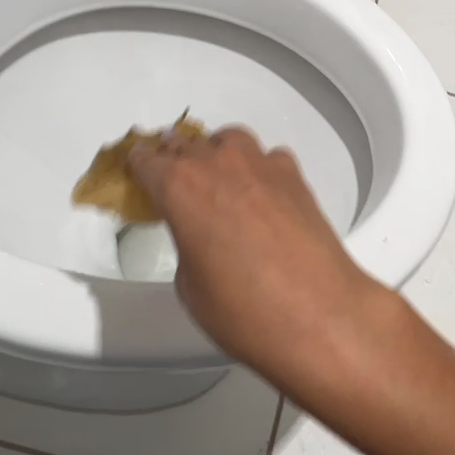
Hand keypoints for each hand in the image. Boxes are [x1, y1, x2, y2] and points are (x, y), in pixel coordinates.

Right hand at [128, 127, 389, 380]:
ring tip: (216, 178)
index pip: (149, 161)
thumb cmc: (244, 310)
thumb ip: (186, 241)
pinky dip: (258, 167)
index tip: (135, 169)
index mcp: (181, 188)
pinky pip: (268, 158)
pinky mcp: (296, 178)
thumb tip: (200, 232)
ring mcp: (263, 166)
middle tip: (171, 177)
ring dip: (217, 153)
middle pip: (188, 144)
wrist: (318, 314)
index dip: (138, 164)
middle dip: (175, 157)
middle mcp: (220, 165)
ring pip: (230, 141)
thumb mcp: (190, 285)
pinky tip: (259, 192)